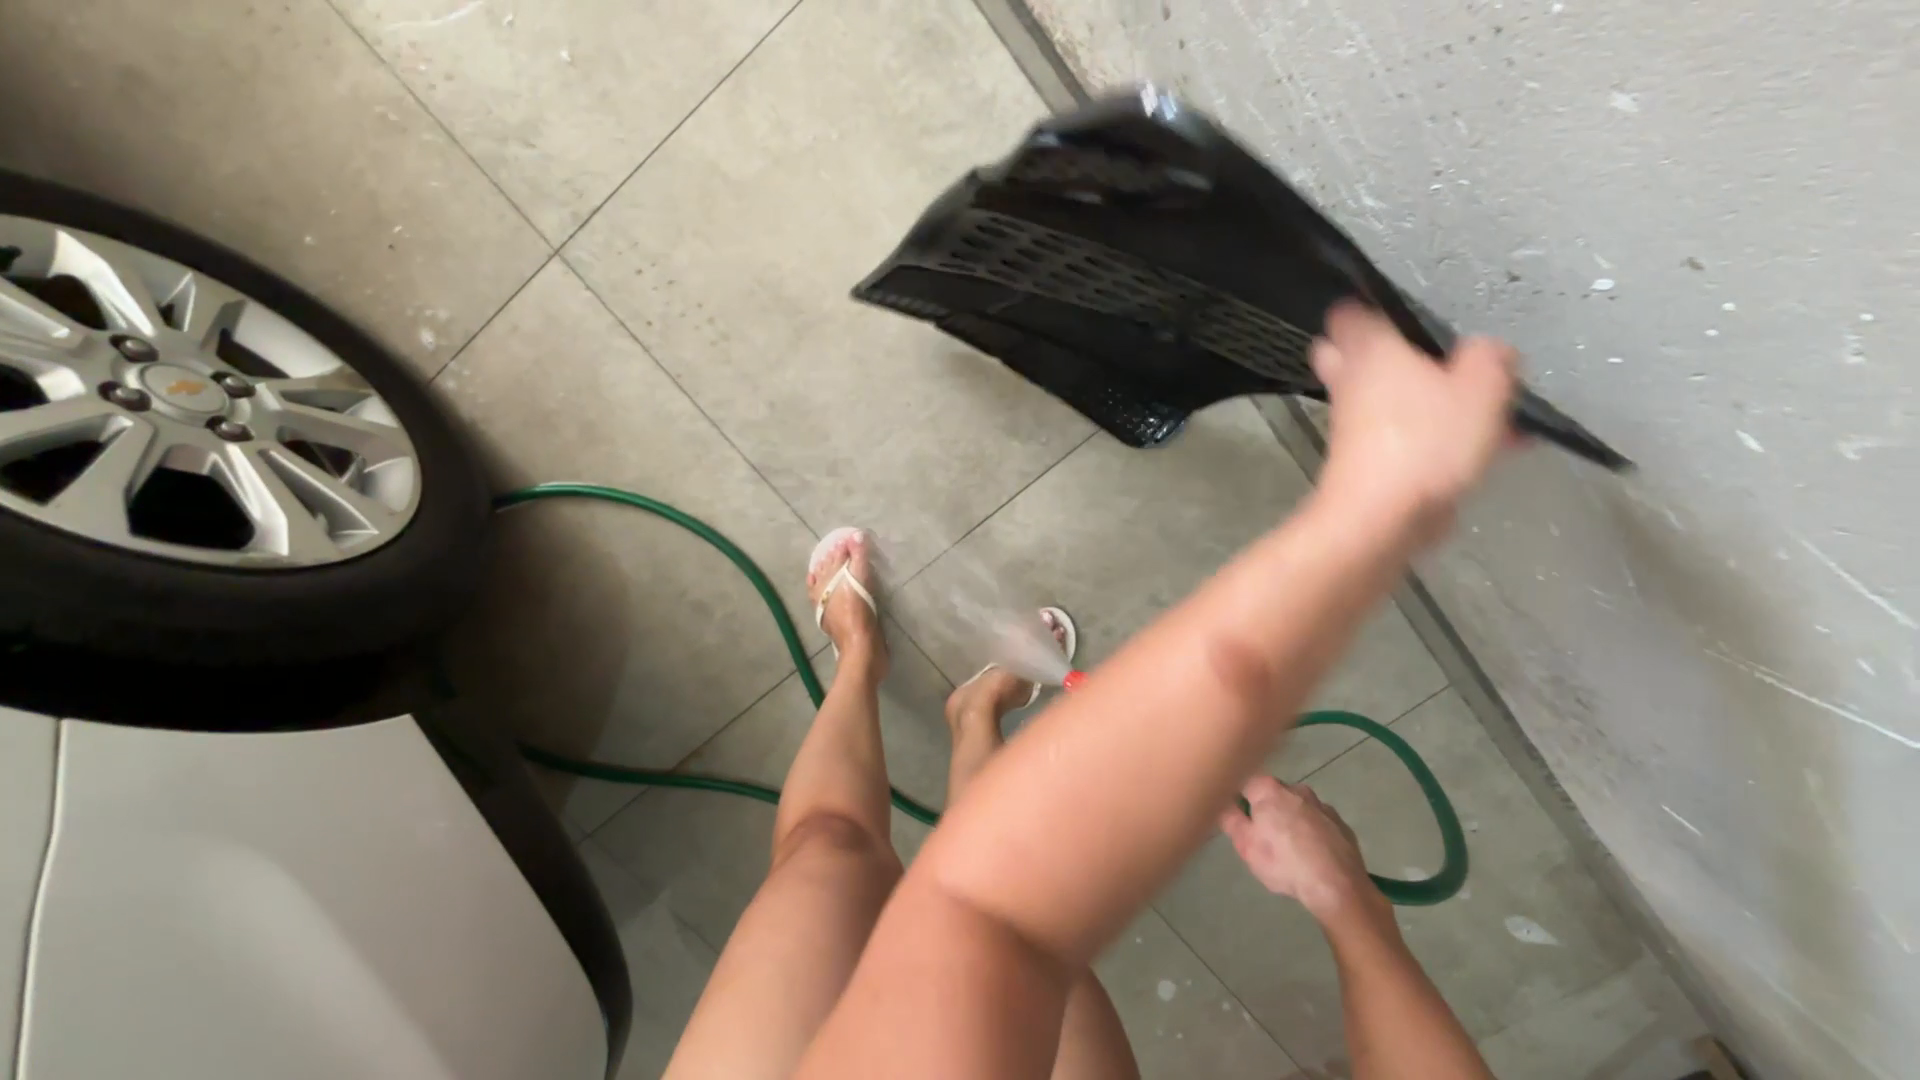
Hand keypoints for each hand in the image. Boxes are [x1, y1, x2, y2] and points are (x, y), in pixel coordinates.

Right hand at [1219, 775, 1382, 924]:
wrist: (1338, 886)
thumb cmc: (1284, 863)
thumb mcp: (1246, 845)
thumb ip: (1230, 819)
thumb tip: (1222, 801)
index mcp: (1270, 791)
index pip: (1245, 781)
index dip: (1238, 796)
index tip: (1236, 814)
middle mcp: (1297, 789)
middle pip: (1274, 793)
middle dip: (1267, 808)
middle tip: (1262, 836)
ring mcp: (1323, 806)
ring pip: (1298, 807)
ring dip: (1291, 820)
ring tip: (1290, 849)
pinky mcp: (1342, 824)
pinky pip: (1319, 822)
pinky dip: (1313, 832)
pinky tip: (1312, 855)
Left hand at [1310, 303, 1519, 545]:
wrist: (1382, 517)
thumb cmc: (1425, 441)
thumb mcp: (1481, 386)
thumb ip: (1490, 357)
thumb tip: (1488, 349)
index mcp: (1369, 351)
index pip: (1347, 313)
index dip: (1368, 307)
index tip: (1403, 309)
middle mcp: (1352, 383)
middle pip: (1351, 354)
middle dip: (1386, 351)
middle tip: (1430, 353)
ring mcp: (1354, 425)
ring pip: (1384, 399)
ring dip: (1429, 399)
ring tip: (1490, 406)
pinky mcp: (1367, 461)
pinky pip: (1404, 436)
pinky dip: (1439, 436)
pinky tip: (1497, 446)